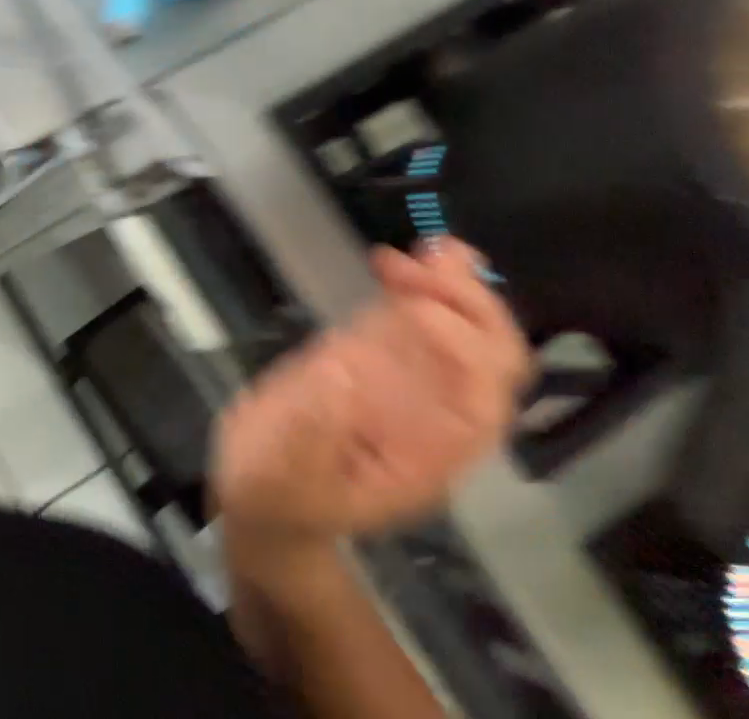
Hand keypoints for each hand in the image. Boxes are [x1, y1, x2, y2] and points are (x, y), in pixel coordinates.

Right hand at [213, 240, 530, 547]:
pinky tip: (394, 263)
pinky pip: (405, 325)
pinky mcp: (368, 364)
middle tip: (433, 259)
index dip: (461, 346)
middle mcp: (431, 414)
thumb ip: (311, 429)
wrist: (263, 502)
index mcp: (429, 452)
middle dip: (469, 305)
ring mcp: (402, 385)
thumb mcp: (283, 473)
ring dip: (448, 285)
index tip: (413, 308)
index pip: (478, 395)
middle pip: (486, 357)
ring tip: (426, 246)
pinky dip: (409, 291)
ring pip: (454, 331)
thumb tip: (342, 373)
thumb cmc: (275, 497)